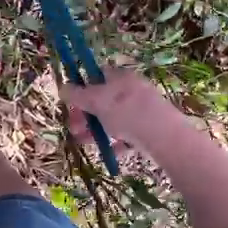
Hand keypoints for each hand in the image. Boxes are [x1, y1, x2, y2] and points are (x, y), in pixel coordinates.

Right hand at [63, 70, 198, 161]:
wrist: (165, 137)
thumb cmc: (127, 113)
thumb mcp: (97, 102)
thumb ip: (78, 95)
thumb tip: (63, 88)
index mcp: (120, 77)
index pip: (98, 75)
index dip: (82, 87)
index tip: (71, 103)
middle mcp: (133, 90)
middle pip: (104, 100)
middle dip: (85, 114)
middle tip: (73, 127)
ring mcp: (143, 110)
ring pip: (115, 118)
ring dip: (96, 130)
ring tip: (84, 143)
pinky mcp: (151, 129)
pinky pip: (129, 134)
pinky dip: (117, 142)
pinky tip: (109, 152)